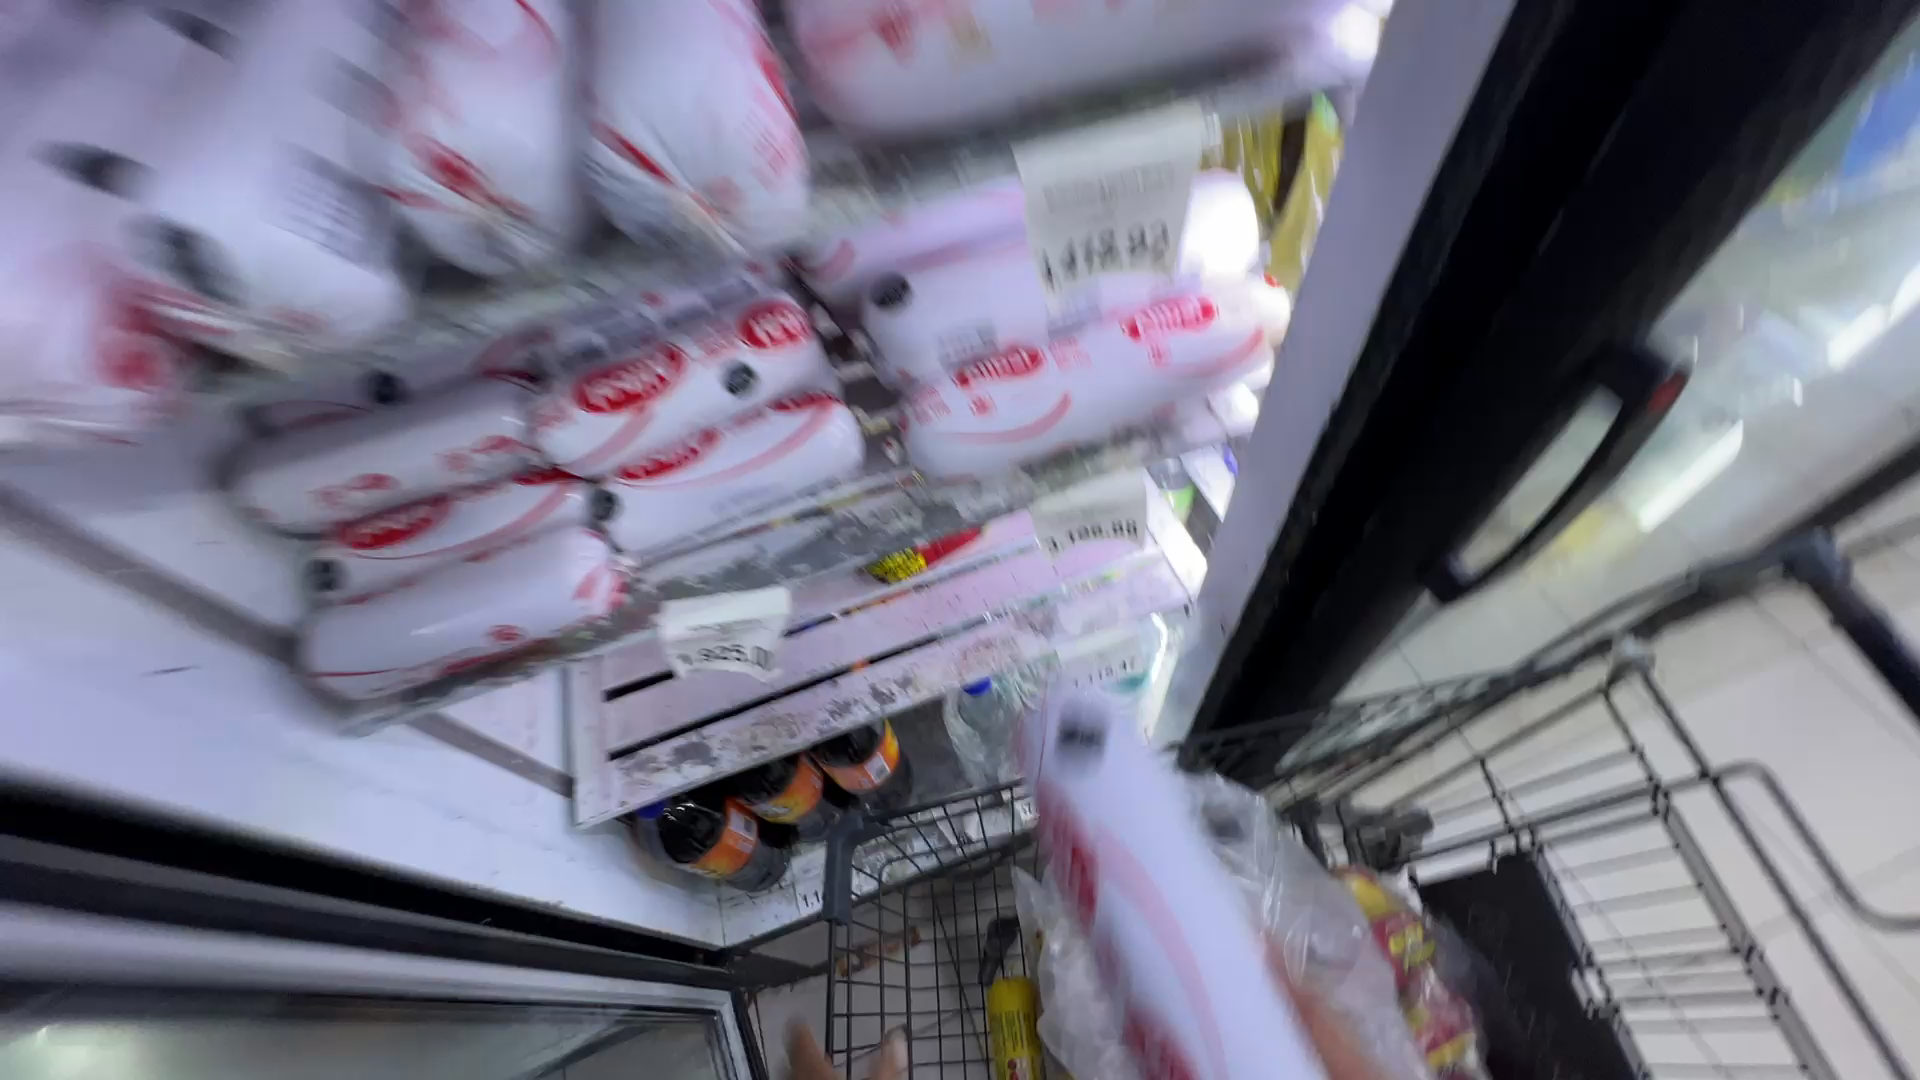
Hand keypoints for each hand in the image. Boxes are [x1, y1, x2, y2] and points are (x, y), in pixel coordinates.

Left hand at [785, 1022, 903, 1079]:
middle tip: (802, 1050)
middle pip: (786, 1067)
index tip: (799, 1022)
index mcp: (816, 1074)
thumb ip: (887, 1065)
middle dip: (794, 1057)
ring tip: (803, 1074)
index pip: (800, 1043)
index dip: (799, 1031)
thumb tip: (896, 1038)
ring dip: (791, 1077)